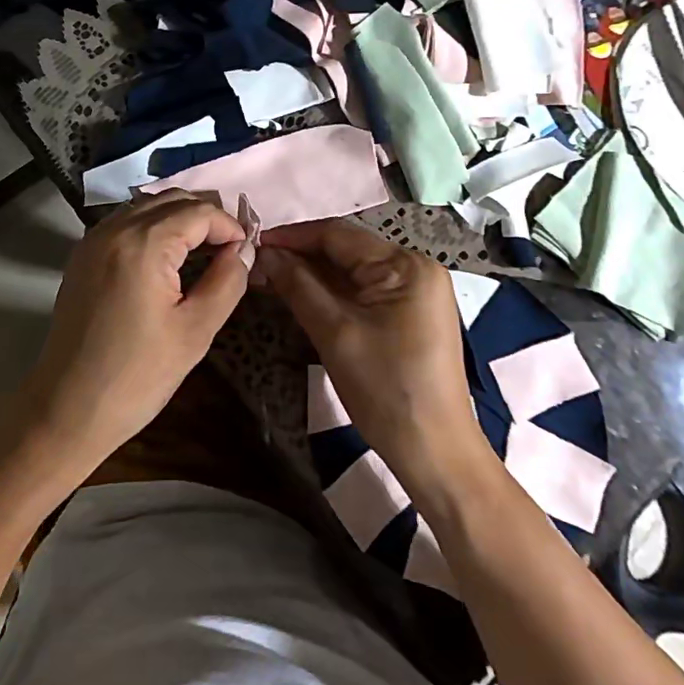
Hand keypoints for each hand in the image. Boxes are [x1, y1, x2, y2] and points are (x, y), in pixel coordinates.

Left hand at [19, 191, 250, 465]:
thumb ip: (226, 281)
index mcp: (142, 243)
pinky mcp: (80, 257)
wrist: (70, 404)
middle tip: (231, 248)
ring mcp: (91, 241)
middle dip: (204, 216)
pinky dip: (148, 229)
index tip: (248, 251)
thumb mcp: (195, 330)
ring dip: (176, 219)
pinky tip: (166, 258)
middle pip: (168, 201)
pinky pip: (121, 225)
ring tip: (204, 251)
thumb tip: (243, 251)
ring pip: (143, 208)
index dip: (229, 226)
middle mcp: (112, 230)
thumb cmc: (138, 374)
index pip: (197, 211)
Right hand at [254, 219, 489, 493]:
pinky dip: (327, 292)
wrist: (432, 449)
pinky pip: (359, 291)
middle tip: (254, 266)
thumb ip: (296, 284)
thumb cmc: (384, 386)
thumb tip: (263, 253)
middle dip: (297, 256)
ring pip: (349, 271)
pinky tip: (296, 296)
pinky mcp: (407, 314)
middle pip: (344, 250)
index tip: (251, 244)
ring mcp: (413, 293)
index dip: (290, 237)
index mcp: (406, 267)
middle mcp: (415, 270)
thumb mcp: (333, 330)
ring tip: (267, 280)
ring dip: (309, 274)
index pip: (337, 235)